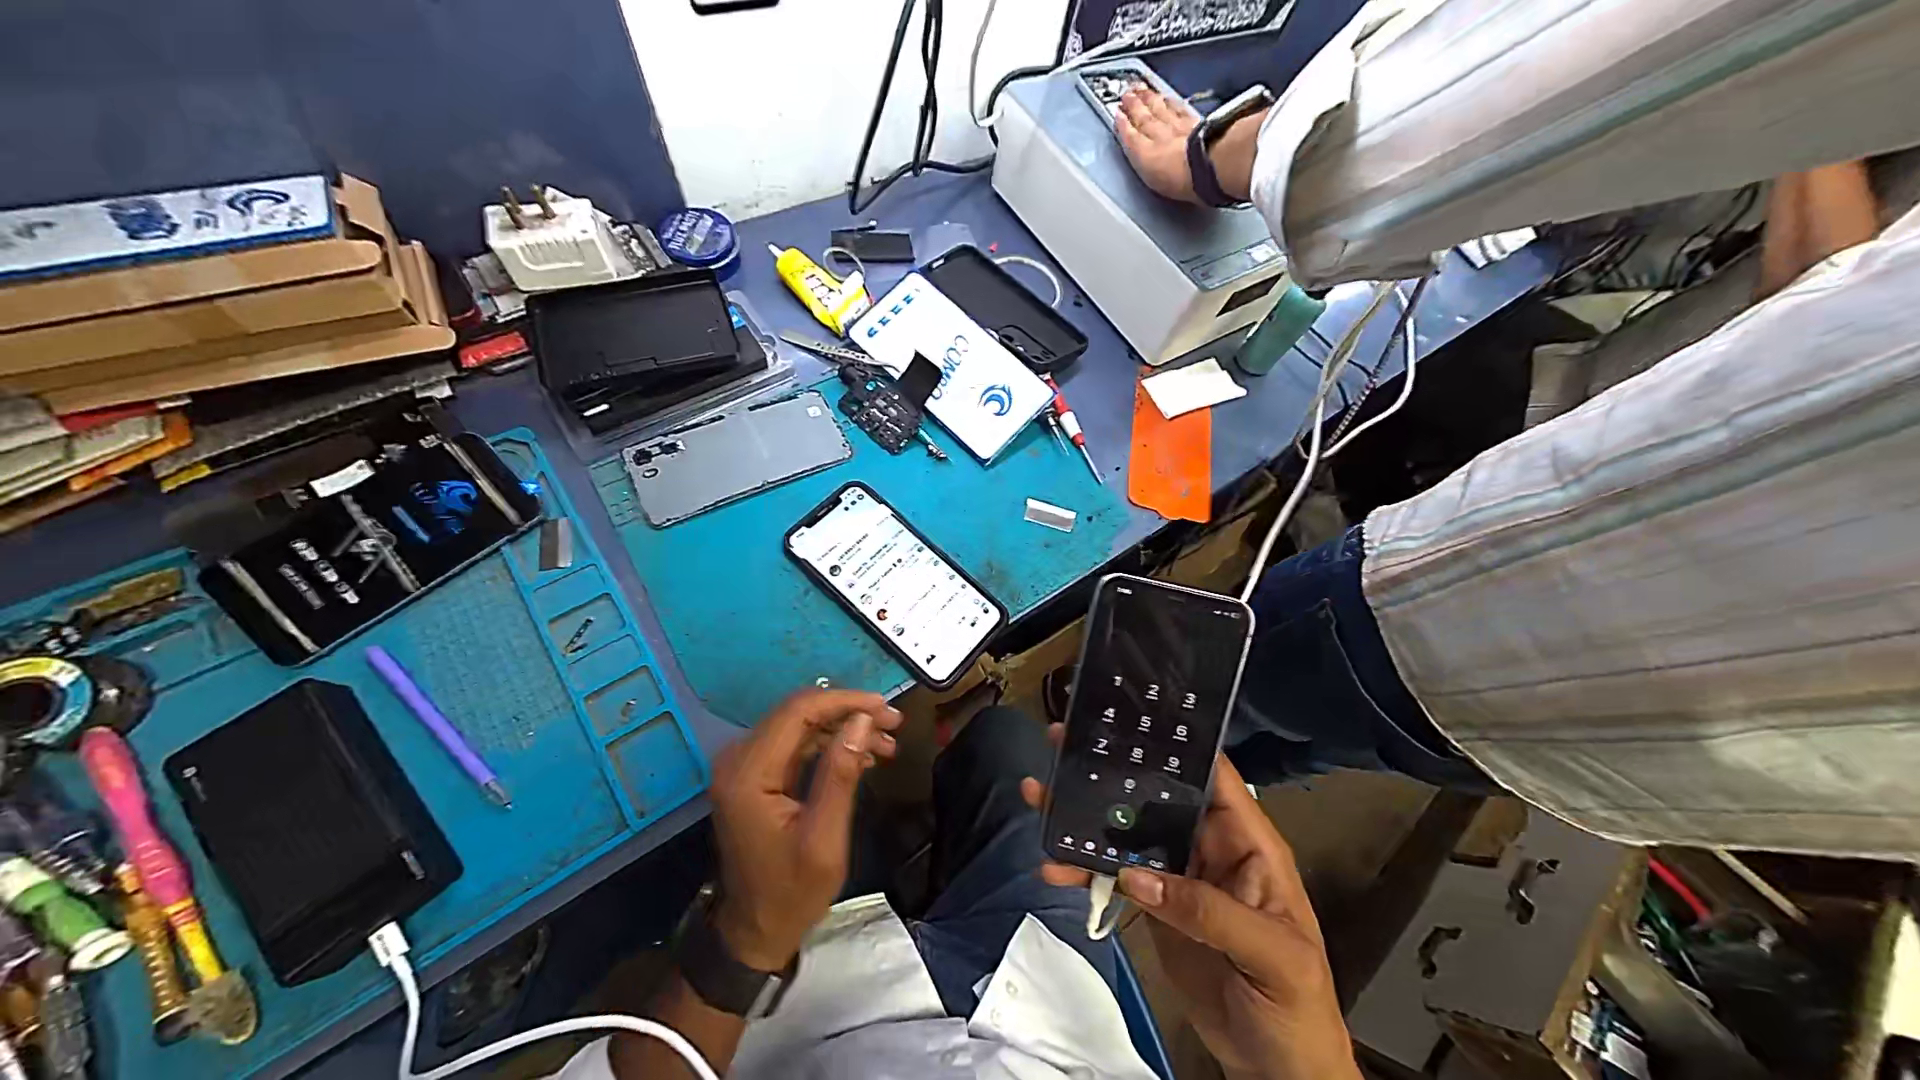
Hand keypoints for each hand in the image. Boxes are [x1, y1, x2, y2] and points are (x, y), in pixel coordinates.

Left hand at [709, 688, 902, 970]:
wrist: (754, 930)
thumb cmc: (790, 891)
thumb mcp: (824, 837)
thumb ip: (841, 774)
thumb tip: (862, 720)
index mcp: (748, 772)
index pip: (799, 711)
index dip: (845, 702)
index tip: (886, 708)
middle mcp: (739, 758)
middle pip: (799, 712)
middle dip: (850, 712)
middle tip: (894, 723)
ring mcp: (744, 765)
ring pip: (801, 725)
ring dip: (844, 728)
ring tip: (887, 743)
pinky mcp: (754, 775)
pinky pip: (795, 744)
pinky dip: (830, 744)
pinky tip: (862, 757)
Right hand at [1023, 731, 1359, 1079]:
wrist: (1278, 1071)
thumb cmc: (1298, 1006)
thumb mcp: (1272, 956)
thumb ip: (1209, 911)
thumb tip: (1136, 876)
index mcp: (1247, 843)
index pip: (1214, 777)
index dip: (1178, 745)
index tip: (1131, 722)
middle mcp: (1207, 847)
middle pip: (1156, 797)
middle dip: (1112, 774)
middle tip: (1064, 750)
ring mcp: (1176, 875)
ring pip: (1126, 833)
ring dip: (1084, 819)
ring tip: (1040, 798)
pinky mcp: (1153, 904)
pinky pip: (1113, 875)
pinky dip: (1083, 869)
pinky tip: (1054, 865)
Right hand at [1117, 89, 1201, 203]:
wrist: (1207, 164)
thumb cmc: (1179, 180)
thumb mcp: (1150, 179)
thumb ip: (1142, 161)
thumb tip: (1136, 151)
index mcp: (1143, 152)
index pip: (1130, 135)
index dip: (1123, 124)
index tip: (1117, 114)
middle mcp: (1158, 134)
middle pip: (1143, 117)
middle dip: (1133, 106)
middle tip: (1127, 94)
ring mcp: (1177, 125)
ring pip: (1159, 108)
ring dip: (1149, 99)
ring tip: (1142, 91)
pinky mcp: (1194, 121)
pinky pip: (1178, 107)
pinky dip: (1171, 100)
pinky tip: (1168, 97)